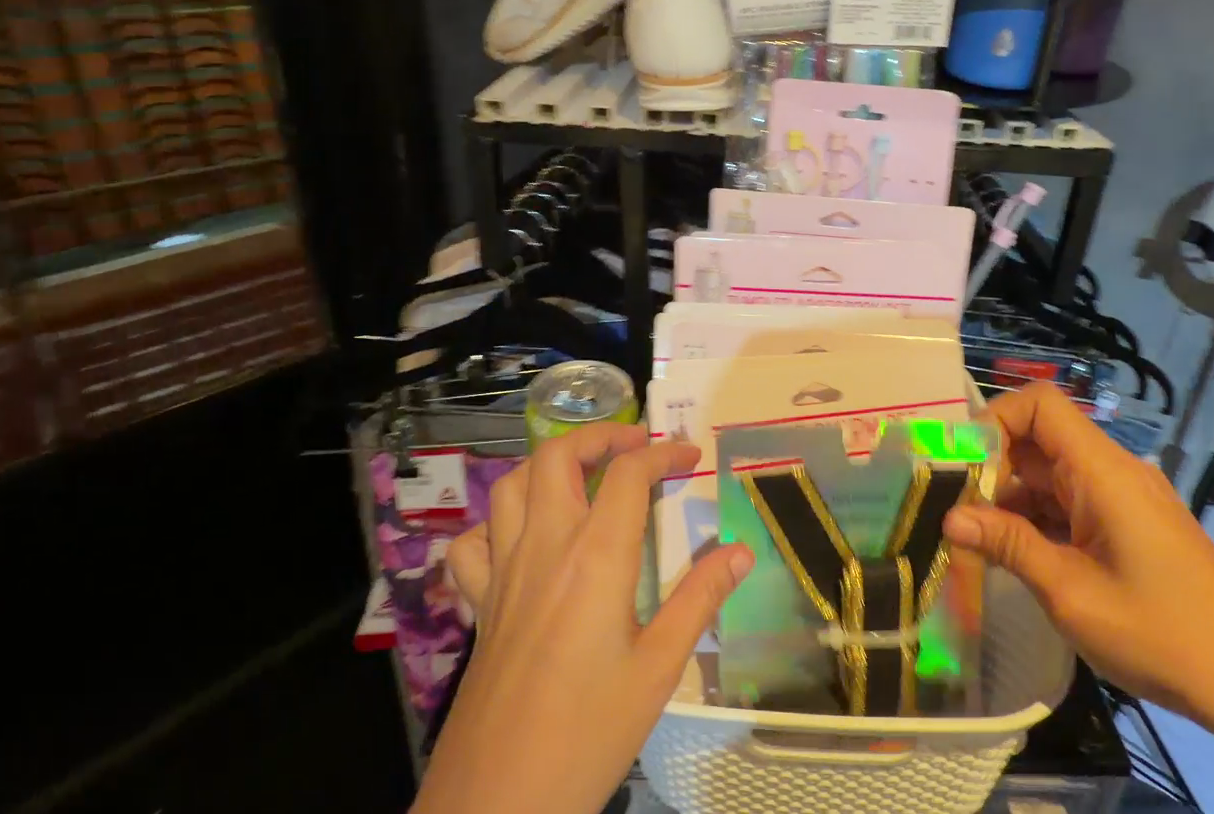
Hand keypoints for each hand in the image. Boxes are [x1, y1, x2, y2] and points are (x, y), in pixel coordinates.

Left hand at [415, 424, 753, 813]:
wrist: (499, 797)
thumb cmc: (590, 733)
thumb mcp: (660, 669)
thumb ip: (700, 599)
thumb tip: (741, 550)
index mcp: (595, 558)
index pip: (628, 475)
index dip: (662, 453)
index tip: (691, 456)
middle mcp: (543, 548)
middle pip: (558, 457)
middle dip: (599, 436)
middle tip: (635, 445)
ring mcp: (502, 573)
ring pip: (511, 486)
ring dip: (548, 464)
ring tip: (585, 474)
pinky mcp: (479, 604)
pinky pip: (472, 543)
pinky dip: (495, 523)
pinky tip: (520, 537)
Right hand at [941, 382, 1213, 732]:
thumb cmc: (1161, 636)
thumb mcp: (1070, 593)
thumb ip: (1007, 545)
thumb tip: (949, 517)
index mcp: (1103, 472)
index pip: (1039, 405)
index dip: (992, 420)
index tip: (958, 468)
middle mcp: (1115, 472)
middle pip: (1040, 439)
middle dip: (991, 467)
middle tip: (954, 513)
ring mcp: (1126, 500)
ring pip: (1052, 474)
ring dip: (1011, 499)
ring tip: (974, 541)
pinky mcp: (1132, 526)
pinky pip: (1073, 503)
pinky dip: (1038, 520)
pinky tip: (1013, 556)